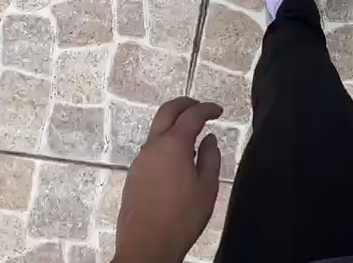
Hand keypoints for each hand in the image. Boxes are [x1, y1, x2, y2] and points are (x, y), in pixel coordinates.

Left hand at [113, 97, 222, 262]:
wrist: (145, 250)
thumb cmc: (181, 219)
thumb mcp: (207, 189)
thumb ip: (211, 158)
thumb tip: (209, 139)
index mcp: (173, 145)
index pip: (192, 115)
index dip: (207, 108)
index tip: (219, 111)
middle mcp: (153, 146)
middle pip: (167, 111)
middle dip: (185, 104)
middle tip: (201, 108)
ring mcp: (140, 160)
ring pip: (157, 129)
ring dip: (173, 124)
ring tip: (192, 137)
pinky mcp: (133, 175)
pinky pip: (151, 148)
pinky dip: (165, 142)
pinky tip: (176, 160)